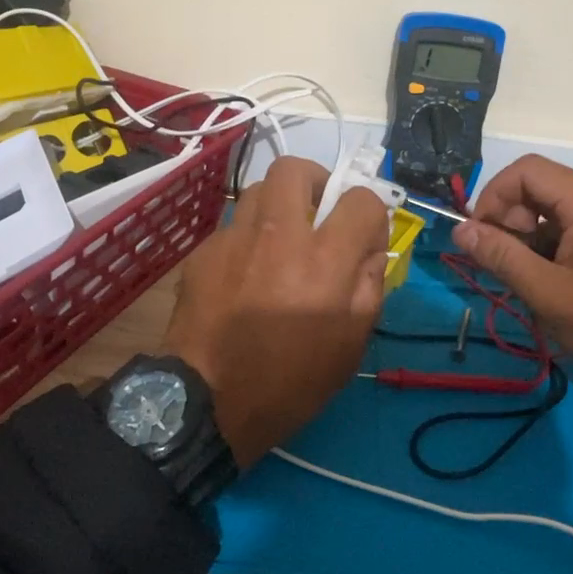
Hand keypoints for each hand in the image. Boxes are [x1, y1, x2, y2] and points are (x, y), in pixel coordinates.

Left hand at [163, 158, 389, 466]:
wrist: (207, 404)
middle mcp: (278, 235)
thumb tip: (369, 251)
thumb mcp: (351, 345)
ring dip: (279, 206)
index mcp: (324, 260)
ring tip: (282, 241)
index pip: (361, 199)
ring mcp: (234, 239)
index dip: (370, 216)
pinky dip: (248, 240)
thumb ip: (370, 285)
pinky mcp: (202, 252)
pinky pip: (233, 228)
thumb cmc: (290, 383)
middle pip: (296, 169)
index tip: (365, 241)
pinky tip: (246, 275)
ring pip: (258, 190)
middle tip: (319, 214)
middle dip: (316, 182)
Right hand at [450, 154, 572, 423]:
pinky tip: (544, 284)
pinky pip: (572, 228)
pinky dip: (548, 247)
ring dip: (527, 236)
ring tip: (520, 278)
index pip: (528, 170)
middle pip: (540, 186)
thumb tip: (460, 230)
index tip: (479, 235)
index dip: (494, 195)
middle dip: (509, 217)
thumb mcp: (547, 293)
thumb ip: (501, 256)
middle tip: (500, 260)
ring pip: (553, 210)